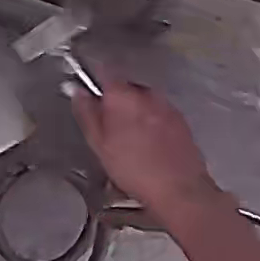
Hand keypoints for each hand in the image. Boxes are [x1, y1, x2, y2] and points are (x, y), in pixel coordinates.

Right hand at [70, 74, 225, 220]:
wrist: (179, 189)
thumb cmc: (134, 168)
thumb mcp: (99, 144)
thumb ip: (86, 113)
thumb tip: (79, 93)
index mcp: (122, 95)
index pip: (104, 71)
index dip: (93, 79)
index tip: (88, 92)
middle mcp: (146, 93)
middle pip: (124, 87)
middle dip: (115, 101)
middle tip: (108, 128)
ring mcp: (166, 105)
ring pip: (142, 101)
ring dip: (134, 113)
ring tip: (130, 142)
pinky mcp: (180, 119)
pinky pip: (158, 113)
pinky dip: (151, 123)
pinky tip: (148, 147)